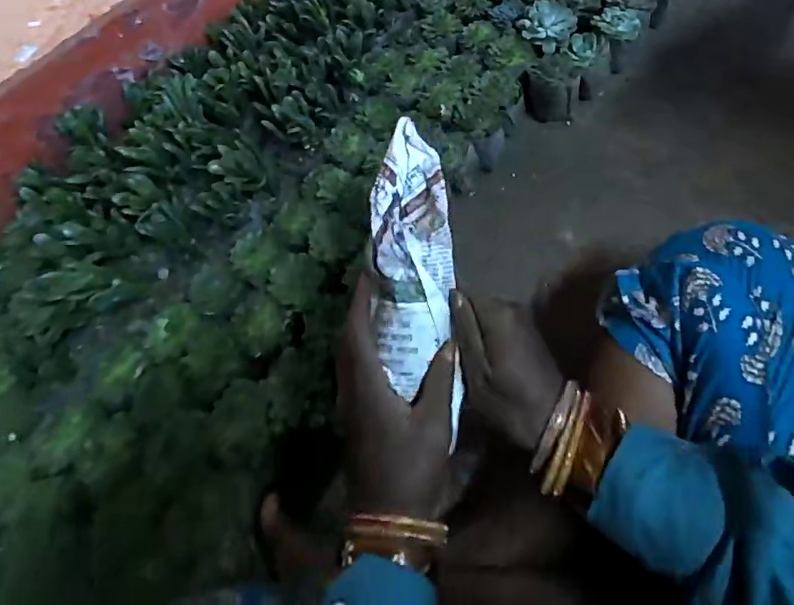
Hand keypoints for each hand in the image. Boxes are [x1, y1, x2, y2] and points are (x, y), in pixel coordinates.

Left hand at [338, 272, 456, 518]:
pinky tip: (384, 350)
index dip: (360, 301)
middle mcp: (351, 391)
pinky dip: (363, 350)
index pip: (356, 333)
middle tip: (376, 286)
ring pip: (347, 357)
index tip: (368, 274)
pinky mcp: (354, 418)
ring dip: (358, 330)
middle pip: (346, 341)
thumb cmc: (412, 468)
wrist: (389, 519)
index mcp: (366, 386)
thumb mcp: (434, 422)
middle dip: (357, 310)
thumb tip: (447, 344)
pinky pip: (354, 371)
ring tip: (380, 309)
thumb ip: (439, 379)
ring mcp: (349, 406)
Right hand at [449, 289, 565, 453]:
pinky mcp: (529, 330)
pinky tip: (480, 352)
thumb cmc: (508, 401)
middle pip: (477, 302)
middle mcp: (512, 306)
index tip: (434, 321)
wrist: (554, 419)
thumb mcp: (477, 373)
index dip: (448, 306)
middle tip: (445, 339)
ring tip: (459, 347)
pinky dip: (489, 333)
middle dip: (462, 317)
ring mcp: (523, 317)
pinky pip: (500, 322)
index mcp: (498, 314)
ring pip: (488, 313)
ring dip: (476, 326)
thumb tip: (454, 296)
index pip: (464, 293)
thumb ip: (465, 332)